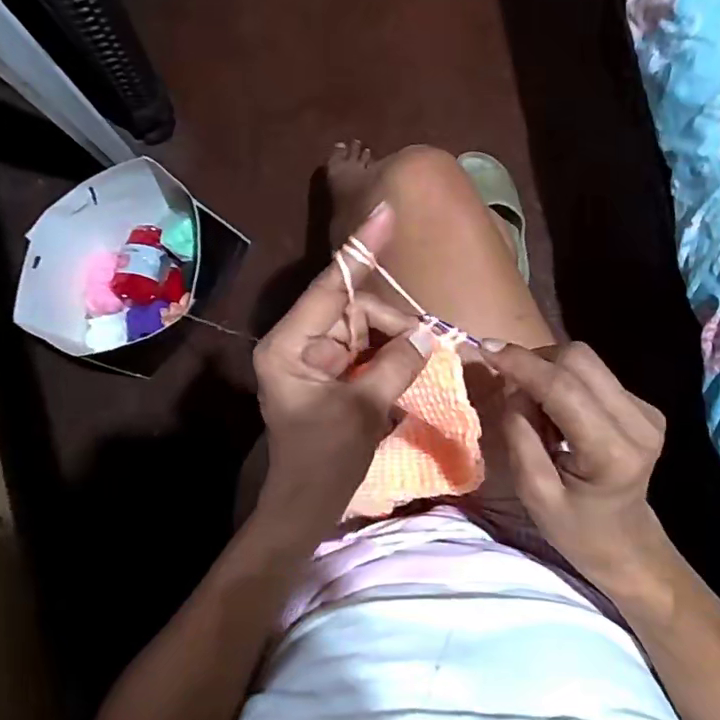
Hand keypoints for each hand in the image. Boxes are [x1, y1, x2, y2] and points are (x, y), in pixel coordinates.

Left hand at [253, 203, 431, 510]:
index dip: (361, 251)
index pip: (330, 287)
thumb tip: (430, 333)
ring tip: (422, 356)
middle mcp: (297, 343)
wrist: (305, 507)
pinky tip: (410, 362)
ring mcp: (313, 358)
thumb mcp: (364, 410)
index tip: (386, 212)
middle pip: (351, 307)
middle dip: (391, 319)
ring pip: (361, 328)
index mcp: (289, 345)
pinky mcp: (328, 375)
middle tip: (429, 340)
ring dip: (393, 338)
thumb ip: (397, 364)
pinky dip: (387, 354)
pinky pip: (363, 349)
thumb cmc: (324, 461)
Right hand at [481, 341, 672, 585]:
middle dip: (534, 363)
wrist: (624, 543)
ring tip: (535, 411)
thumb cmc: (574, 527)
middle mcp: (639, 422)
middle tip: (510, 392)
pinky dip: (563, 382)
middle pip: (578, 360)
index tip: (485, 349)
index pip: (563, 388)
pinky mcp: (642, 405)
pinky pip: (592, 373)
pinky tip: (557, 414)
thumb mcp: (533, 491)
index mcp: (612, 451)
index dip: (522, 363)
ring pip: (585, 361)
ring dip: (548, 372)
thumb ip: (519, 434)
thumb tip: (513, 386)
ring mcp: (646, 410)